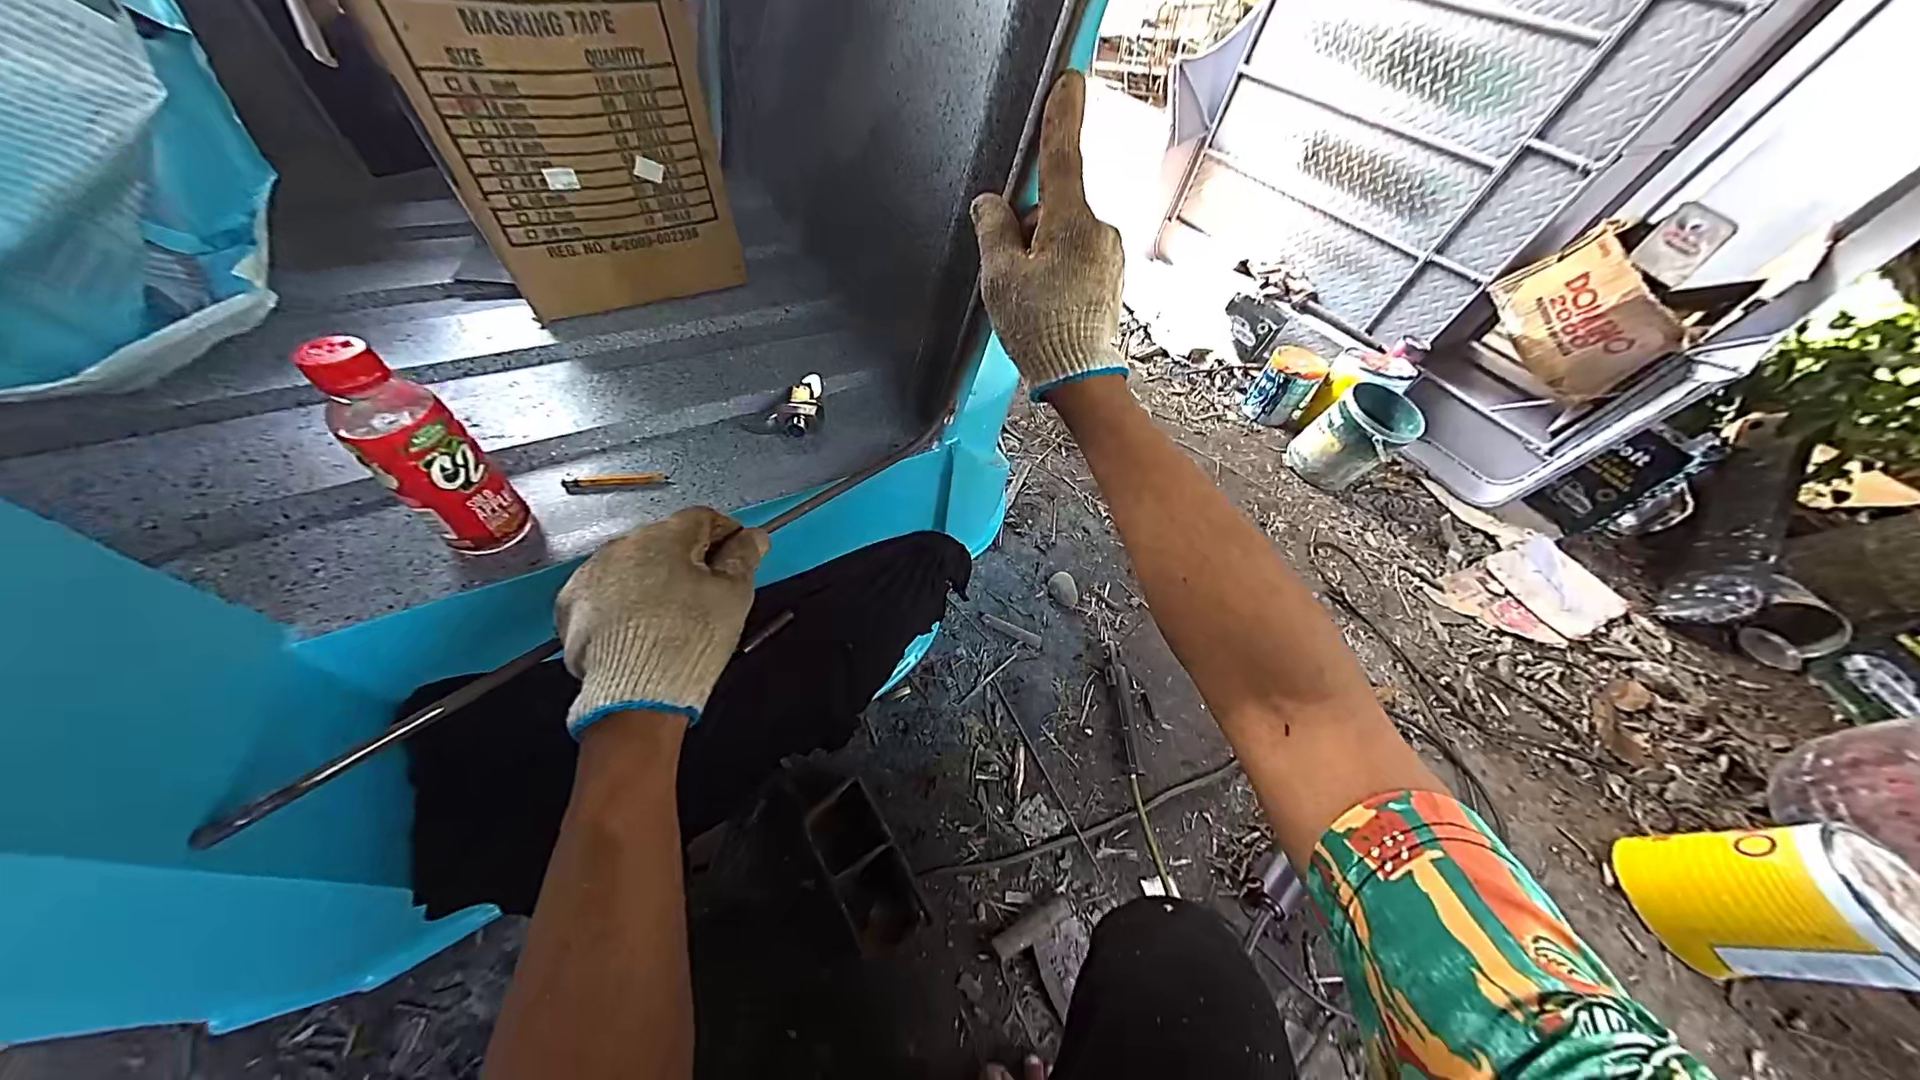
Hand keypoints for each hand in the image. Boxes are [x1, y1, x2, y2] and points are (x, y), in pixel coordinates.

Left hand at [555, 507, 768, 735]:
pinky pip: (609, 588)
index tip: (736, 553)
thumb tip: (752, 538)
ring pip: (636, 562)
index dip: (727, 534)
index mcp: (666, 537)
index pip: (704, 518)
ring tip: (674, 614)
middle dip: (689, 558)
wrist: (636, 694)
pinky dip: (626, 599)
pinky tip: (644, 624)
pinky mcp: (574, 602)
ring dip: (656, 577)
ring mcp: (594, 572)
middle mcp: (624, 546)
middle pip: (667, 538)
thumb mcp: (734, 595)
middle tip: (709, 591)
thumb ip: (745, 556)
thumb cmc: (686, 643)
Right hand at [971, 70, 1125, 399]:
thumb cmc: (1043, 331)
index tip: (1068, 84)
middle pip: (1052, 208)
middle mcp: (1098, 233)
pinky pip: (1076, 260)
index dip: (1060, 116)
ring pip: (1063, 236)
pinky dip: (1057, 272)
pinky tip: (1047, 304)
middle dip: (1028, 230)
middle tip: (1014, 272)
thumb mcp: (1001, 276)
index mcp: (1071, 223)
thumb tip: (990, 206)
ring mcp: (1108, 258)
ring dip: (1041, 255)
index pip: (1061, 156)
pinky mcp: (1109, 279)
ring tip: (1031, 297)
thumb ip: (993, 229)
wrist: (1078, 377)